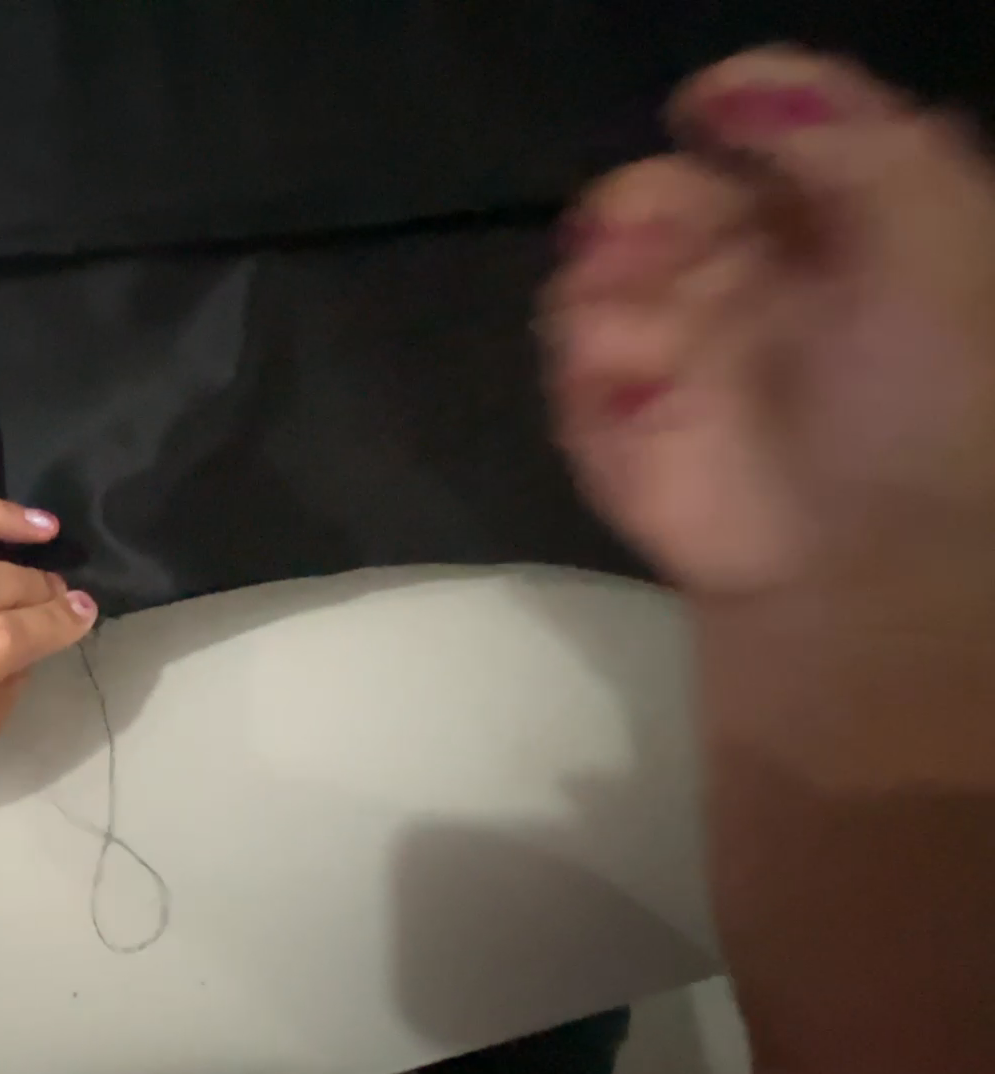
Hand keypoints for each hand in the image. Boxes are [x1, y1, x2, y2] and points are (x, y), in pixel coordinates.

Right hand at [541, 47, 994, 620]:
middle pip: (653, 198)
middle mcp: (740, 272)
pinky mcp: (601, 403)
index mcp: (834, 226)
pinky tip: (627, 381)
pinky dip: (587, 358)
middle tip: (648, 240)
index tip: (700, 103)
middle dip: (643, 208)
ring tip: (640, 339)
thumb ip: (857, 155)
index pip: (766, 141)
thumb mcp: (938, 255)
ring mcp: (660, 339)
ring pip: (590, 271)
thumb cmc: (927, 403)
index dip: (735, 109)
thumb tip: (727, 87)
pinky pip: (566, 350)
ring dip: (603, 286)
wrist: (847, 555)